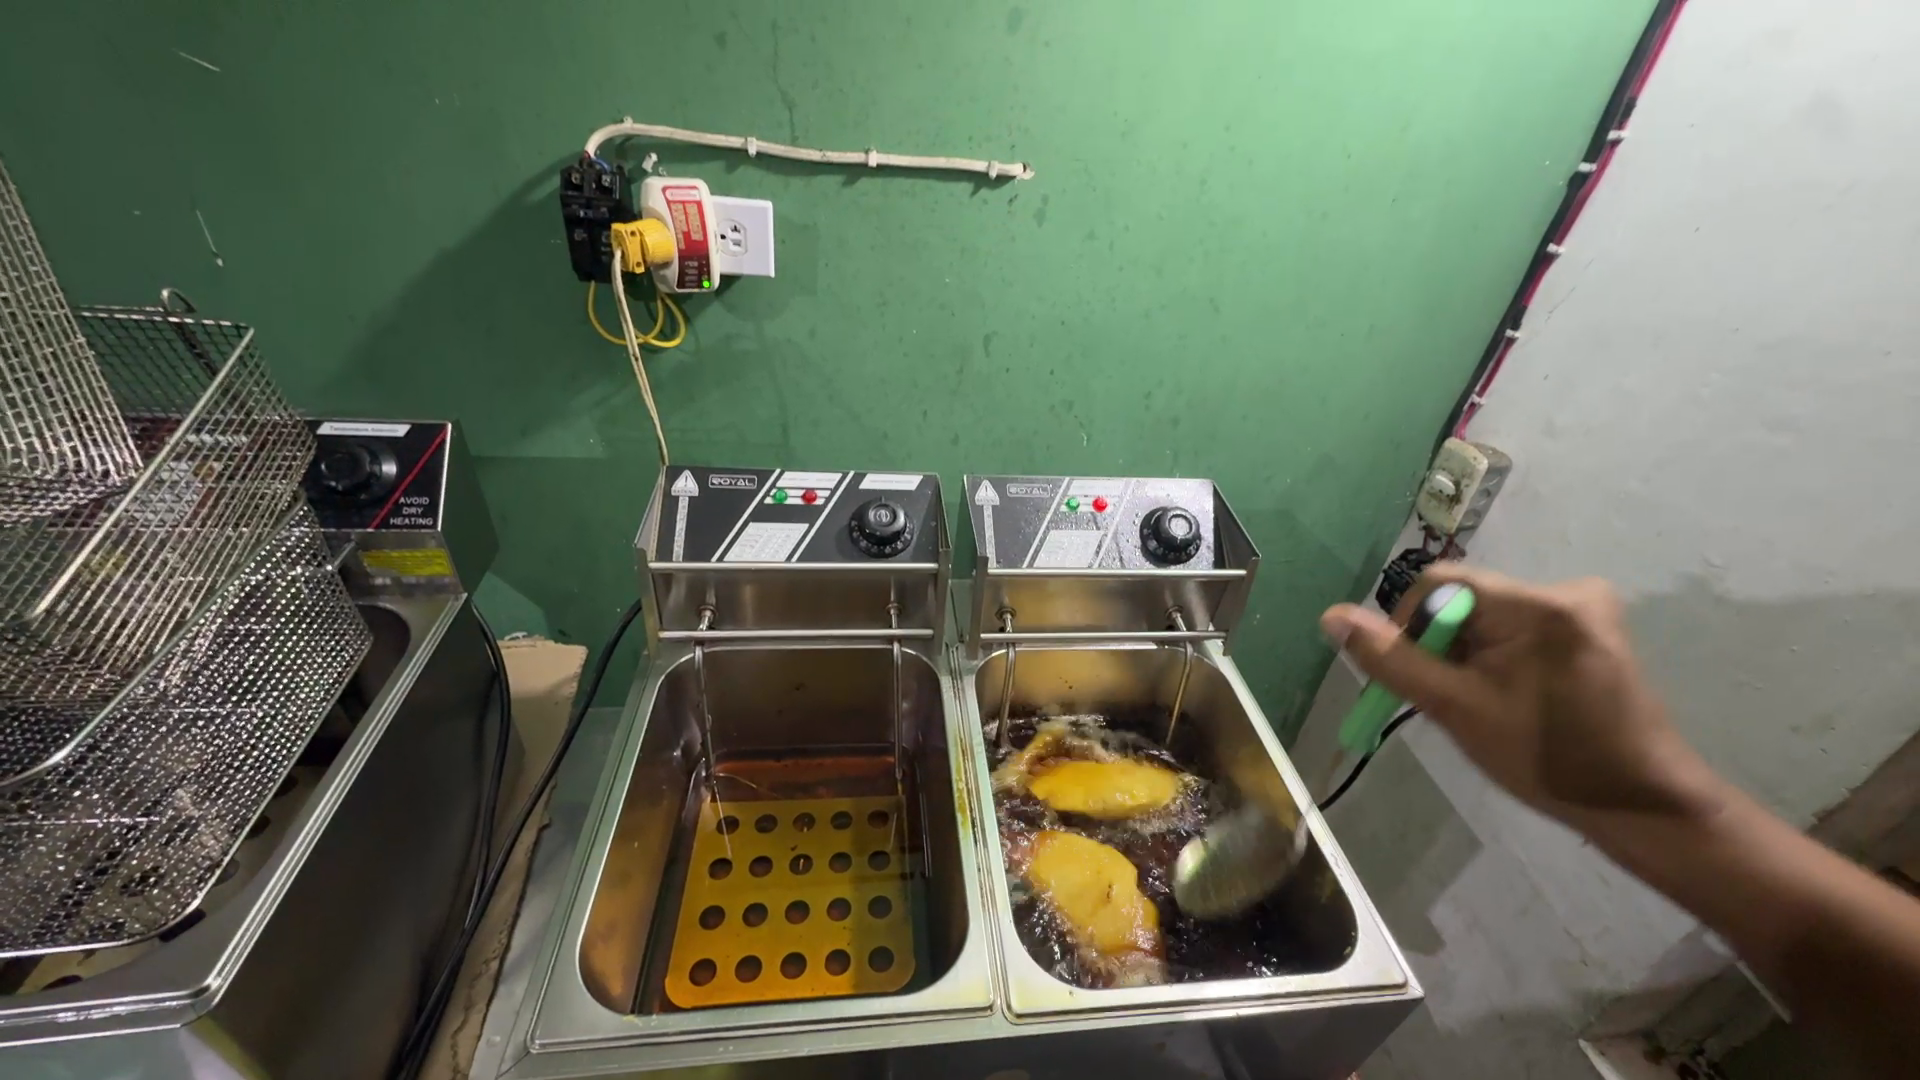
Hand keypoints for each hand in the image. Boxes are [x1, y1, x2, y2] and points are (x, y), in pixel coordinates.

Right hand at [1320, 565, 1725, 831]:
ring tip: (1483, 704)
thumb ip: (1391, 659)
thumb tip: (1331, 616)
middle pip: (1463, 599)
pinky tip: (1511, 696)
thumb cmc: (1546, 759)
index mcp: (1539, 604)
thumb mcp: (1454, 709)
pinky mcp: (1591, 629)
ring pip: (1486, 616)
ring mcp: (1586, 609)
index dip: (1409, 627)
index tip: (1420, 679)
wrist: (1642, 806)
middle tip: (1451, 699)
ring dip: (1467, 655)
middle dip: (1442, 646)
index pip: (1438, 585)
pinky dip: (1495, 657)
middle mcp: (1566, 590)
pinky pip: (1515, 627)